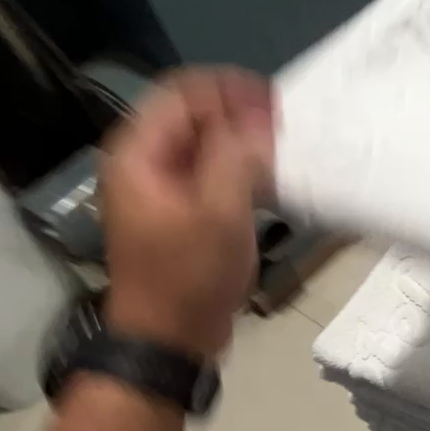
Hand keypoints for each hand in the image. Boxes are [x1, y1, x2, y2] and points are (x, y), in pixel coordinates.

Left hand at [99, 67, 274, 357]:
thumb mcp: (218, 213)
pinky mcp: (182, 219)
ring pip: (206, 151)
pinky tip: (273, 185)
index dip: (229, 90)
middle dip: (241, 118)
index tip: (276, 103)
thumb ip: (237, 159)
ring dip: (245, 147)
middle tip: (289, 129)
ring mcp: (163, 194)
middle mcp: (145, 166)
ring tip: (287, 154)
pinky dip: (242, 175)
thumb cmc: (189, 277)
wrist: (170, 340)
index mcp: (140, 155)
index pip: (183, 96)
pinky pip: (212, 180)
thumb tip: (261, 127)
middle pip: (194, 121)